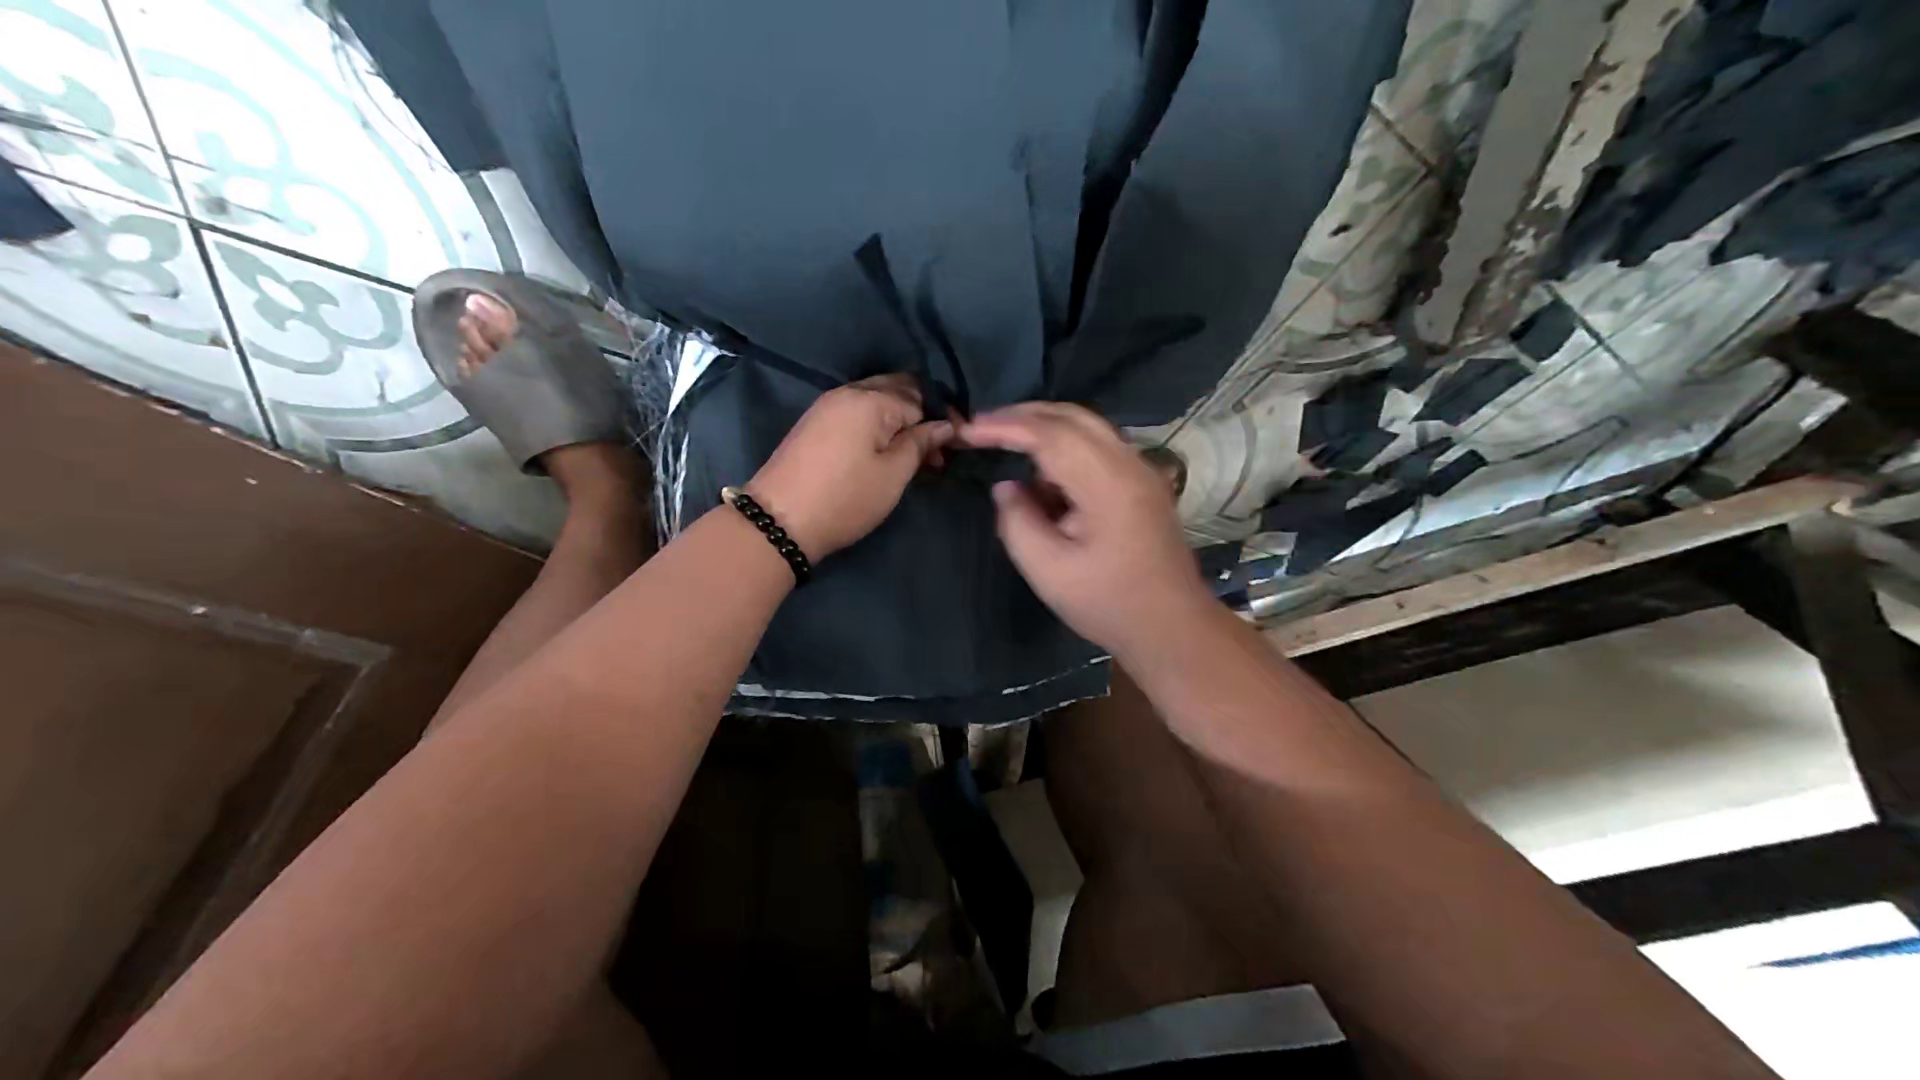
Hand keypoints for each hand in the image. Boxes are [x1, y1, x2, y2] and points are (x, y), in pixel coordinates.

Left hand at [745, 374, 954, 559]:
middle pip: (897, 389)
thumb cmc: (845, 498)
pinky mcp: (816, 422)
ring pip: (876, 399)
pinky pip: (857, 411)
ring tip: (914, 452)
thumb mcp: (893, 475)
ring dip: (899, 419)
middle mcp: (849, 392)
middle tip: (937, 448)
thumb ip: (921, 444)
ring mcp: (828, 405)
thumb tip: (944, 425)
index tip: (957, 445)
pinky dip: (877, 423)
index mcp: (872, 399)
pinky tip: (886, 448)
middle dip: (922, 413)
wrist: (778, 520)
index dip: (942, 420)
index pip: (921, 398)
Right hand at [959, 403, 1213, 658]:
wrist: (1171, 627)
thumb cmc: (1108, 603)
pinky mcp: (1143, 484)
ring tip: (1005, 442)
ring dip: (1045, 428)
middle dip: (1023, 415)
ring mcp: (1141, 471)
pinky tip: (1043, 472)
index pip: (1050, 434)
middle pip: (1072, 416)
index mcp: (1107, 482)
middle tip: (982, 427)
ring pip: (1088, 428)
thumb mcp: (1048, 570)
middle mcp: (1129, 464)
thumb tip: (1006, 487)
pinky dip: (1065, 446)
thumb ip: (1018, 521)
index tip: (967, 432)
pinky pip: (1099, 447)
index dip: (1005, 426)